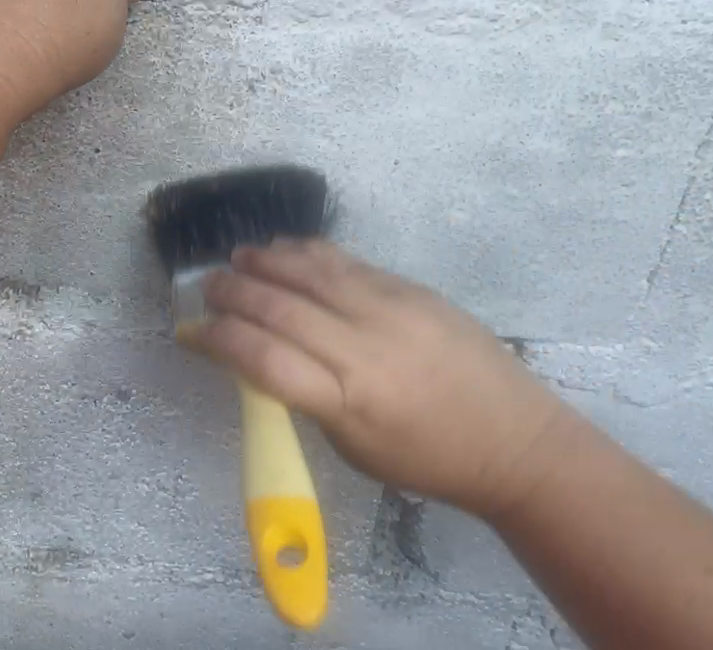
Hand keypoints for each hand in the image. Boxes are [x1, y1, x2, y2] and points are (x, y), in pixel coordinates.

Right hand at [190, 241, 575, 518]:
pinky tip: (280, 251)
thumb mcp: (350, 446)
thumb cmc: (426, 460)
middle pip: (277, 307)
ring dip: (262, 262)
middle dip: (231, 293)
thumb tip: (249, 351)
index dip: (219, 339)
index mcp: (347, 402)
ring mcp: (391, 312)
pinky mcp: (411, 290)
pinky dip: (303, 254)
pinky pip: (344, 262)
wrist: (518, 442)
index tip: (194, 330)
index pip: (262, 358)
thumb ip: (299, 394)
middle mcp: (365, 350)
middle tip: (207, 287)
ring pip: (308, 272)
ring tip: (235, 259)